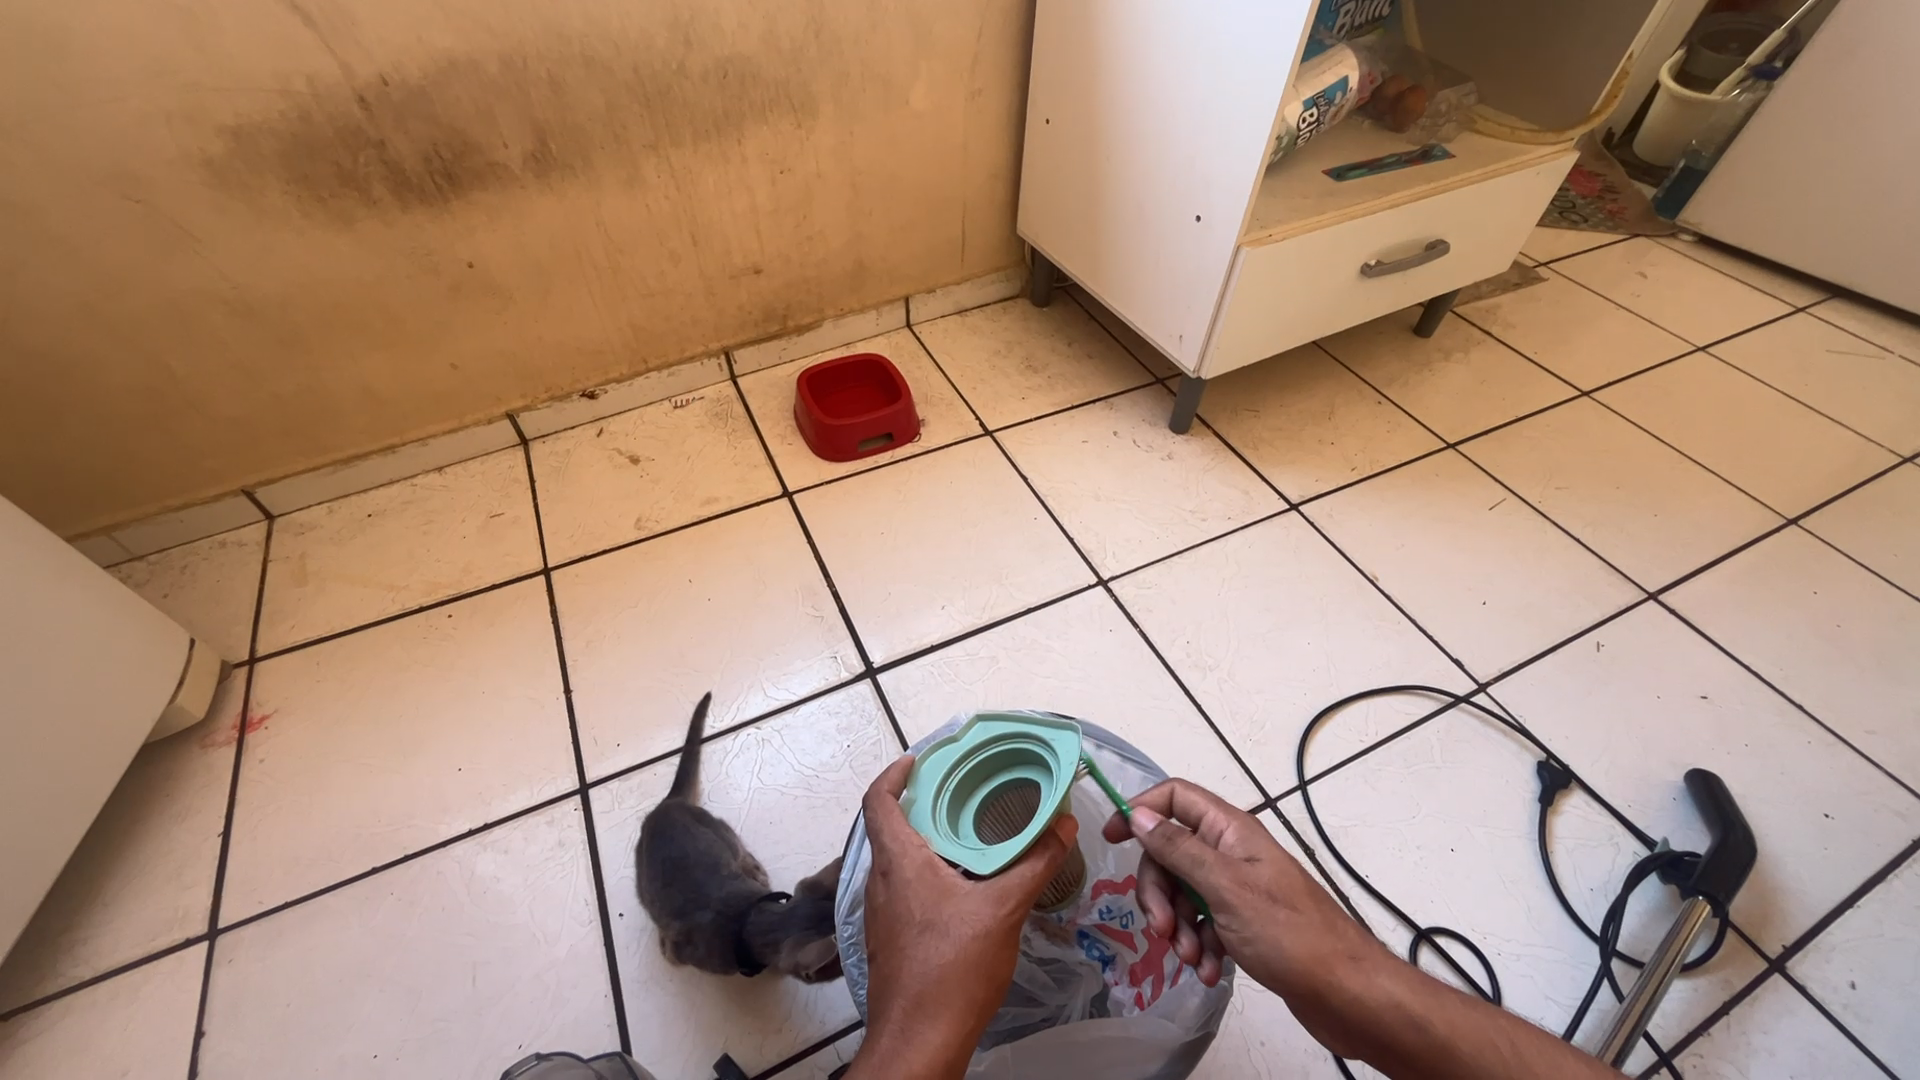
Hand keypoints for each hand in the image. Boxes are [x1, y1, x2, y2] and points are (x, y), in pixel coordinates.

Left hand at [851, 754, 1077, 1078]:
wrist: (918, 1043)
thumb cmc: (954, 969)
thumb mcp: (1003, 910)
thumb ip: (1035, 863)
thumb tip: (1065, 825)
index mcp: (898, 862)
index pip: (877, 800)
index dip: (893, 774)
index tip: (919, 760)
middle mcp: (881, 881)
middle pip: (888, 826)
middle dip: (920, 804)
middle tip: (958, 791)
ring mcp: (881, 912)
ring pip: (897, 859)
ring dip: (924, 838)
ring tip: (965, 831)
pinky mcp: (890, 937)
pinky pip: (903, 886)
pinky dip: (926, 870)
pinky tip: (961, 883)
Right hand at [1102, 779, 1390, 1059]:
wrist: (1348, 995)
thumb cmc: (1288, 934)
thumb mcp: (1224, 887)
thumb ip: (1178, 848)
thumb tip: (1138, 813)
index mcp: (1229, 830)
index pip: (1174, 796)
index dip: (1140, 809)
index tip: (1113, 838)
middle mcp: (1231, 851)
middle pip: (1170, 851)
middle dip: (1159, 891)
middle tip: (1161, 928)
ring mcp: (1238, 887)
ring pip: (1183, 890)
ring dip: (1178, 926)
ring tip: (1193, 958)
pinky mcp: (1244, 922)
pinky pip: (1203, 922)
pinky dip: (1201, 945)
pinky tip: (1211, 970)